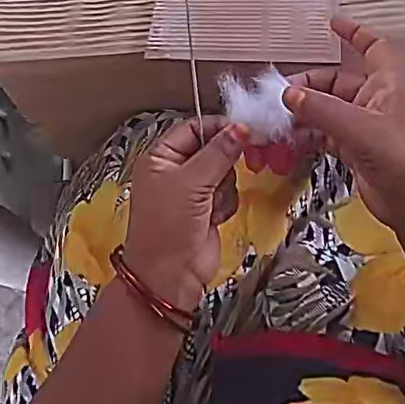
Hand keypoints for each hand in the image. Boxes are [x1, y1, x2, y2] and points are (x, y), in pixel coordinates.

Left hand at [122, 117, 245, 310]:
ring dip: (223, 187)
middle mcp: (175, 169)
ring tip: (210, 205)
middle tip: (225, 173)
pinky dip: (225, 203)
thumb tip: (241, 128)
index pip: (193, 127)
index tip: (244, 130)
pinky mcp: (207, 208)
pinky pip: (228, 192)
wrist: (171, 276)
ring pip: (224, 171)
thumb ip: (218, 153)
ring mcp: (192, 190)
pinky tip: (214, 217)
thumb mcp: (191, 183)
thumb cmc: (168, 226)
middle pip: (213, 149)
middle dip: (222, 163)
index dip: (217, 127)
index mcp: (160, 156)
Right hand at [281, 18, 404, 236]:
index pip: (373, 48)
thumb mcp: (361, 129)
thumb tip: (290, 95)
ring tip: (280, 119)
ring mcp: (366, 129)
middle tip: (282, 95)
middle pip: (337, 83)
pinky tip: (291, 139)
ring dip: (305, 112)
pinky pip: (326, 134)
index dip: (355, 33)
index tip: (332, 24)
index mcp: (388, 87)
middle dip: (309, 86)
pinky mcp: (357, 152)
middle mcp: (377, 103)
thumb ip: (322, 109)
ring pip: (328, 110)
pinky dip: (308, 134)